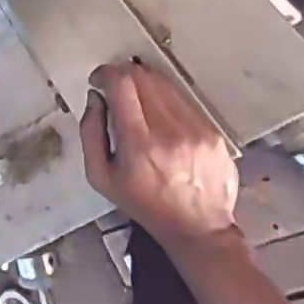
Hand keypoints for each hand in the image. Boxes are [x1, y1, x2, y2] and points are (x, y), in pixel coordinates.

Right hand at [80, 62, 239, 249]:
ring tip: (139, 103)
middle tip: (116, 89)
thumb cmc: (145, 205)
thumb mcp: (101, 177)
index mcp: (139, 144)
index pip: (122, 83)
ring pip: (164, 82)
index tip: (100, 81)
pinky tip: (163, 119)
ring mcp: (196, 130)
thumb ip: (90, 131)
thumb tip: (95, 97)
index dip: (106, 73)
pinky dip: (167, 99)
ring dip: (145, 83)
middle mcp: (170, 132)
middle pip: (142, 75)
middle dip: (123, 75)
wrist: (199, 231)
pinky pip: (183, 98)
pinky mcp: (213, 133)